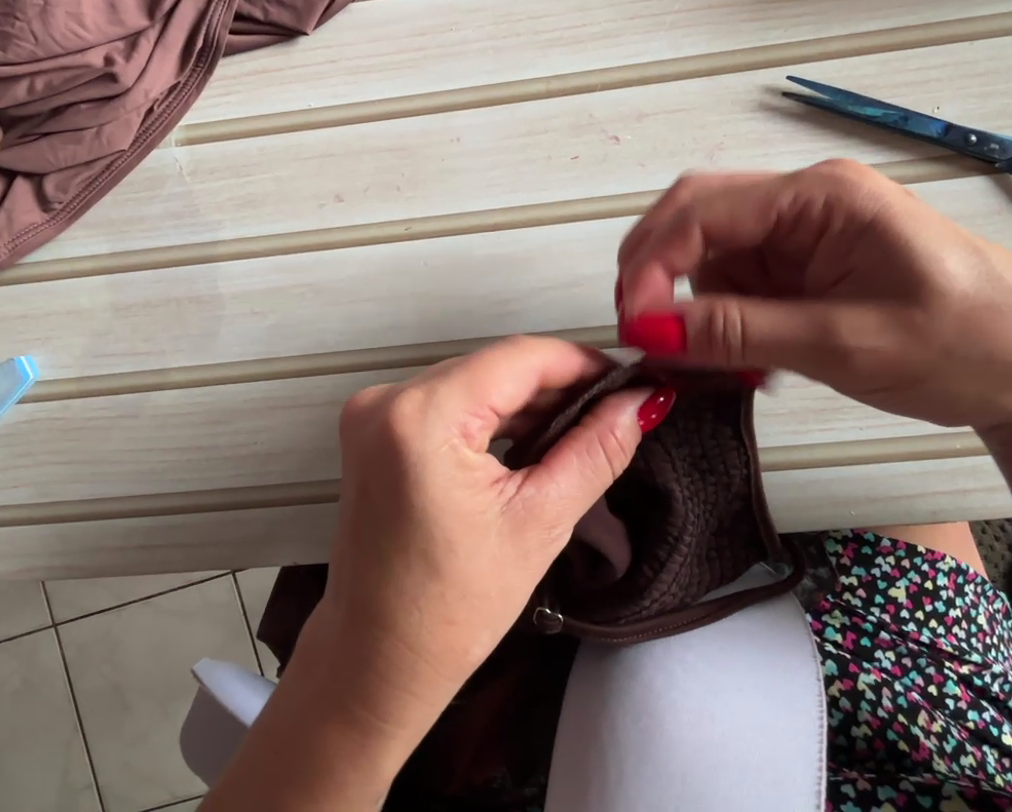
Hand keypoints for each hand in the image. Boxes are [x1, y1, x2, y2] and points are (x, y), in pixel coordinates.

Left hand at [298, 336, 669, 738]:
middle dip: (558, 382)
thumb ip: (596, 450)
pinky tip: (532, 435)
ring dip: (526, 398)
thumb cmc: (449, 608)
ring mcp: (373, 413)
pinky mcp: (373, 429)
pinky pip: (446, 400)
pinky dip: (491, 413)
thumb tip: (639, 403)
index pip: (519, 357)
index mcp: (422, 417)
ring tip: (582, 426)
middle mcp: (387, 400)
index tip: (628, 380)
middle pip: (494, 366)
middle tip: (616, 408)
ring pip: (472, 380)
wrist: (378, 655)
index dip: (581, 362)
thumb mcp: (540, 522)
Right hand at [613, 160, 1011, 432]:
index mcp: (821, 195)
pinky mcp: (805, 265)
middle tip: (642, 336)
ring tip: (705, 364)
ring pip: (708, 255)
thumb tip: (647, 330)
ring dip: (689, 305)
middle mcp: (803, 201)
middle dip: (656, 273)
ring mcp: (802, 232)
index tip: (633, 326)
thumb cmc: (969, 346)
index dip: (652, 264)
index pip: (702, 210)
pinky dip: (719, 321)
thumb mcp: (846, 345)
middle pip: (694, 218)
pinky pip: (735, 283)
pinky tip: (741, 362)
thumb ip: (739, 333)